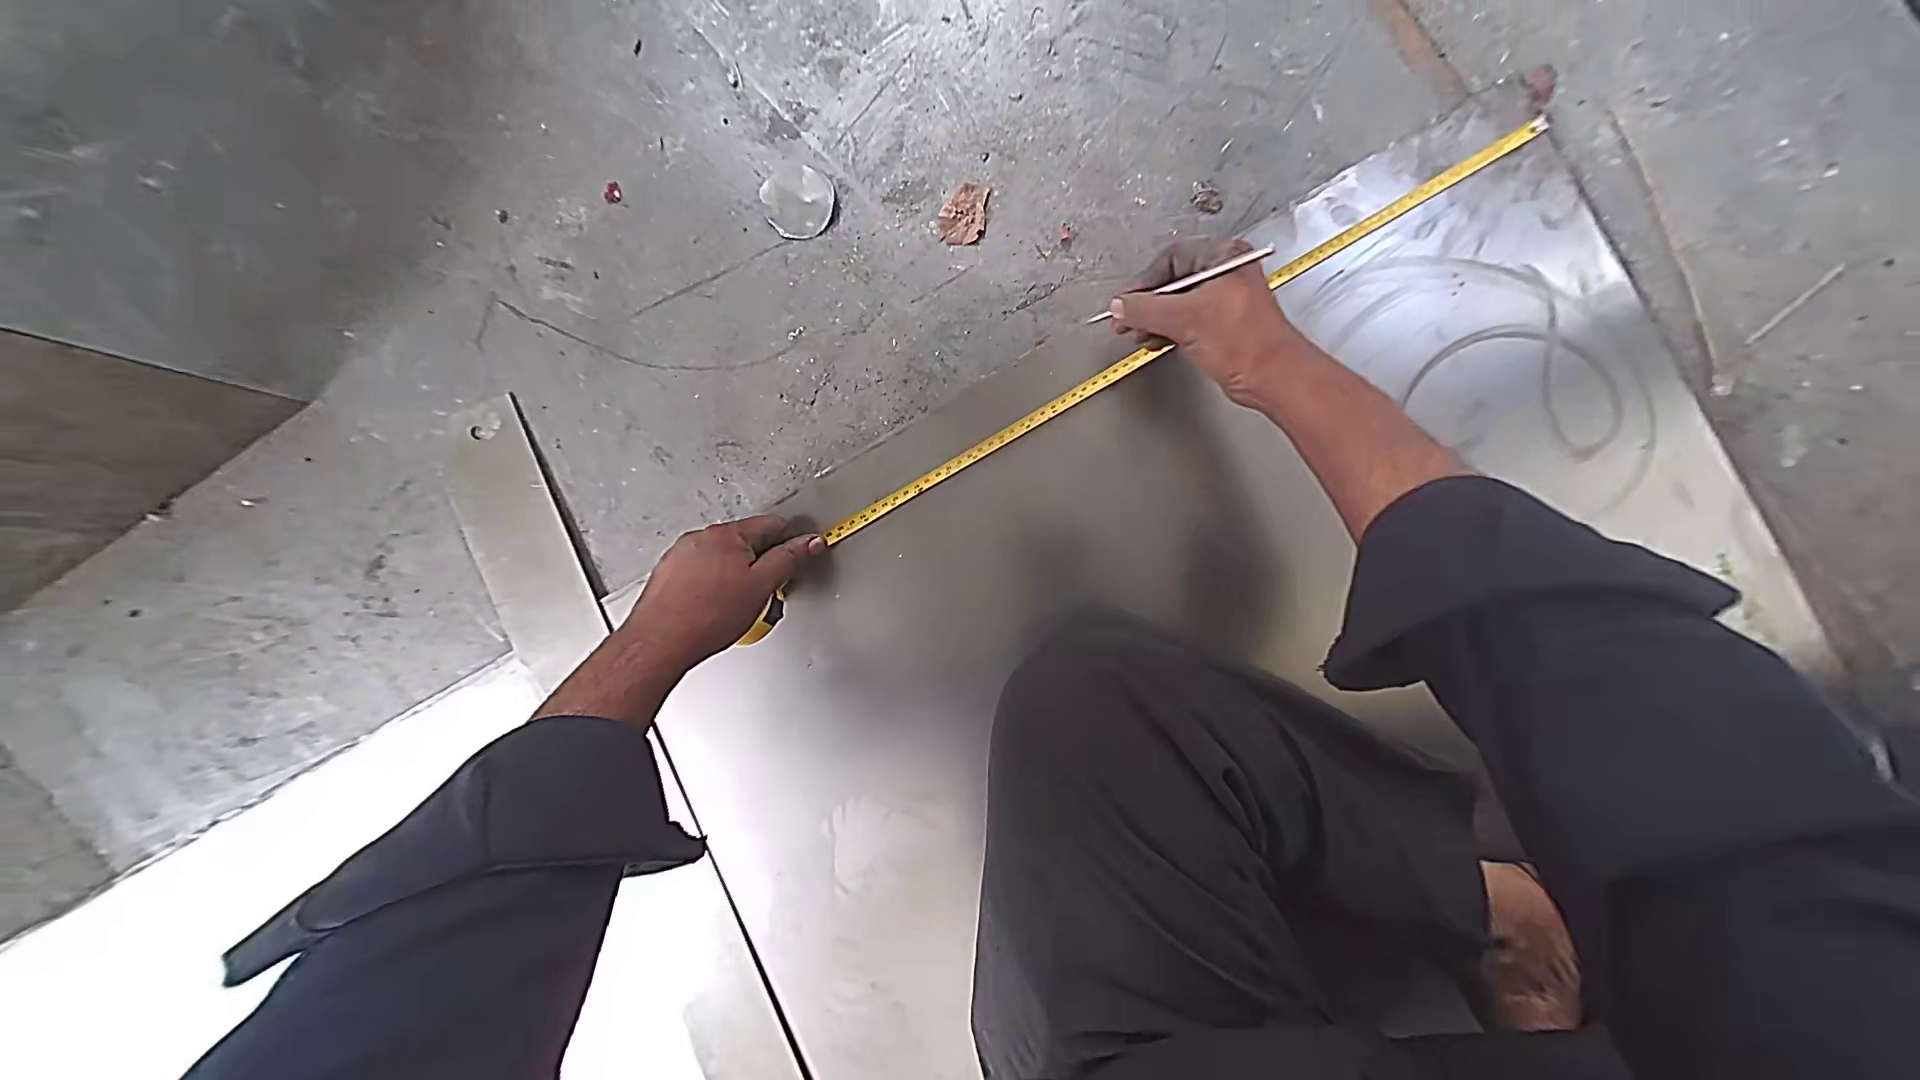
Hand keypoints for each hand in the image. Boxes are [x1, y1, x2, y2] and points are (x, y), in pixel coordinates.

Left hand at [620, 515, 826, 669]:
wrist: (660, 642)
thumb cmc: (704, 617)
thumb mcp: (763, 586)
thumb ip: (790, 558)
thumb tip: (807, 543)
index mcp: (727, 534)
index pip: (773, 524)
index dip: (792, 542)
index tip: (801, 555)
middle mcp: (701, 538)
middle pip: (748, 541)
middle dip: (762, 564)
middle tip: (767, 590)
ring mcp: (682, 555)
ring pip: (725, 558)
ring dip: (739, 576)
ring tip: (739, 605)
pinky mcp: (670, 574)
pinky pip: (704, 572)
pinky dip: (715, 586)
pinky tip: (717, 608)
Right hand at [1109, 237, 1310, 408]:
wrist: (1270, 375)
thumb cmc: (1246, 342)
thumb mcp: (1184, 319)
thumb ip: (1144, 309)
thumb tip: (1120, 305)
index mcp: (1223, 258)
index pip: (1170, 259)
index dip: (1144, 283)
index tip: (1126, 302)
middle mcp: (1224, 274)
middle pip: (1171, 282)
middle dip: (1146, 305)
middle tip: (1127, 320)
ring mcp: (1222, 300)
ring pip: (1176, 304)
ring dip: (1153, 320)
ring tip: (1139, 333)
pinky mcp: (1219, 324)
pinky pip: (1184, 320)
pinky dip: (1167, 330)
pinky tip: (1156, 340)